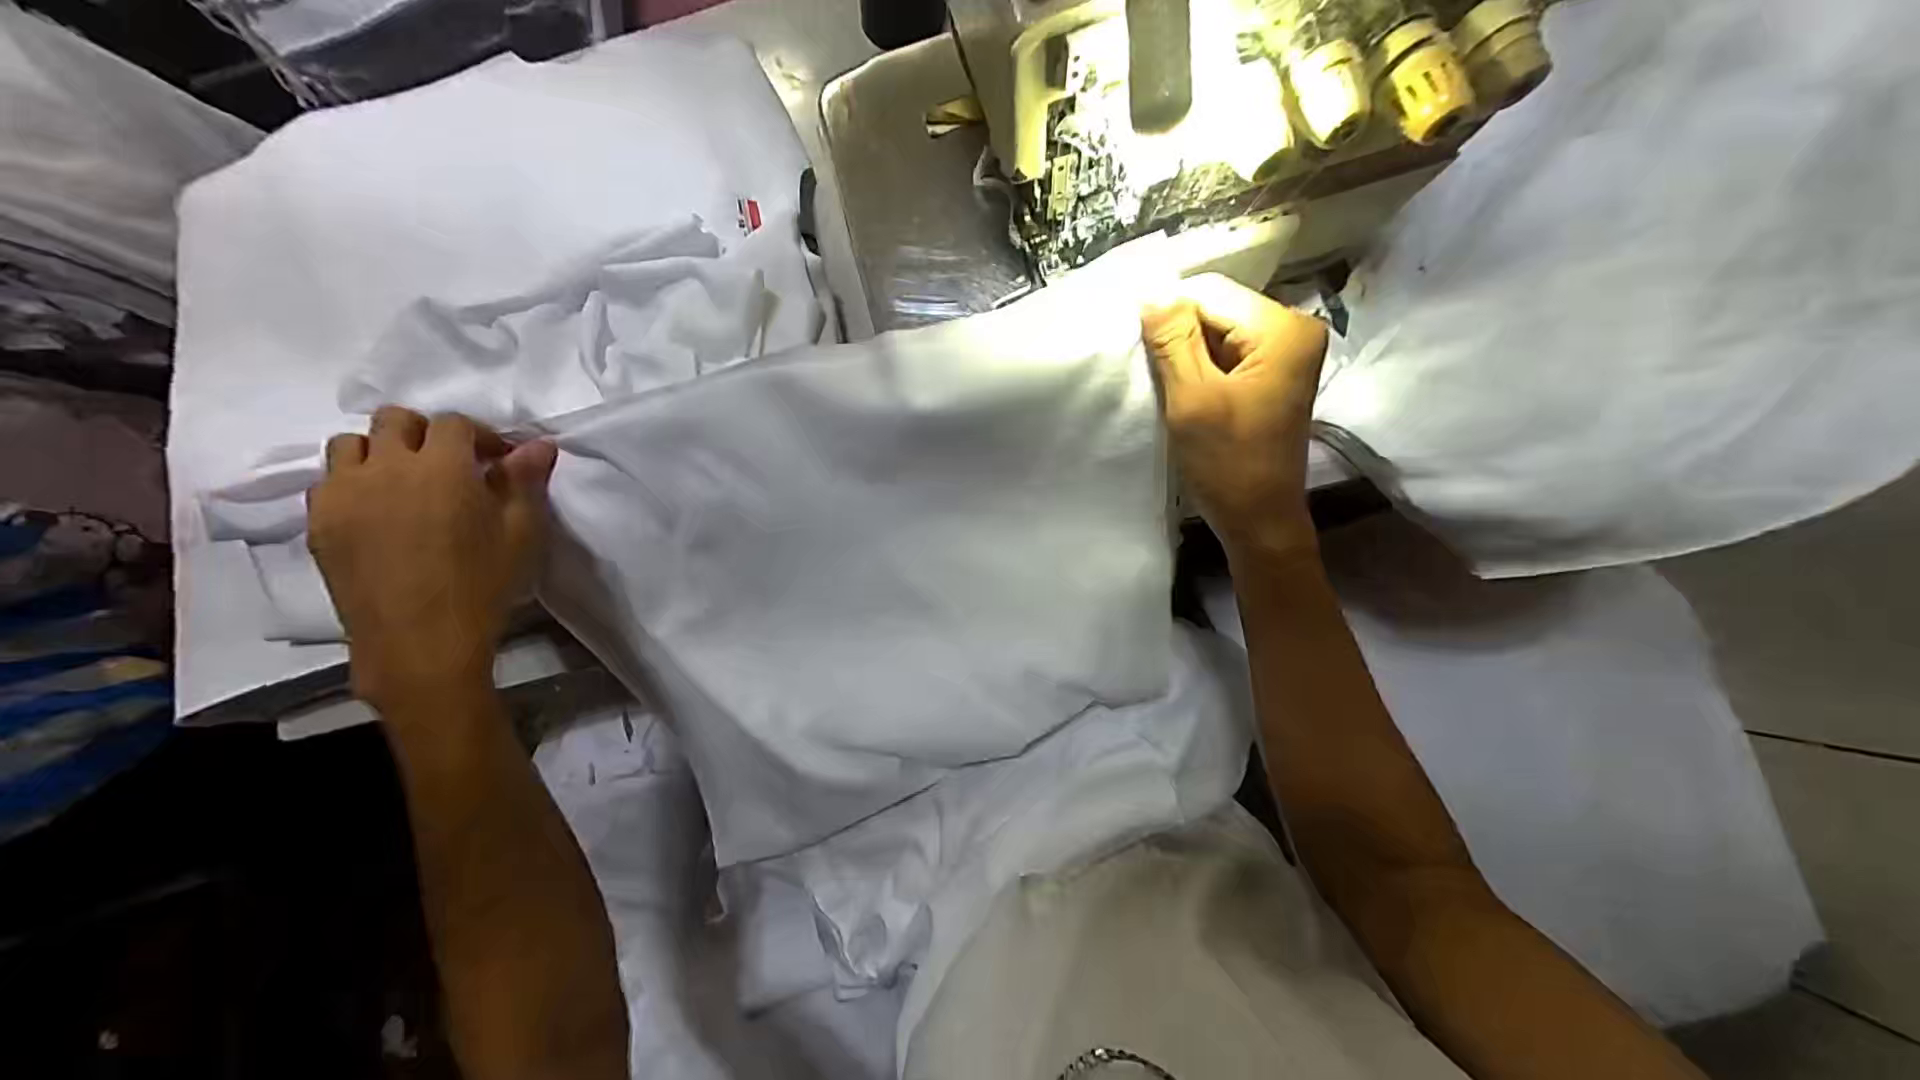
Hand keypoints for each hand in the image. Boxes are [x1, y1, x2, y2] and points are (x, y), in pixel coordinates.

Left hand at [308, 406, 557, 709]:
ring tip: (407, 483)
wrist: (421, 641)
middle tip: (452, 466)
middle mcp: (385, 467)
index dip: (480, 436)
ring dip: (382, 452)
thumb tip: (538, 444)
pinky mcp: (319, 521)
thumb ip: (525, 481)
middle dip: (427, 434)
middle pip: (396, 420)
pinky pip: (329, 481)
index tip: (499, 461)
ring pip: (352, 444)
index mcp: (442, 467)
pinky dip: (354, 482)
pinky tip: (379, 512)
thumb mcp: (522, 532)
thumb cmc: (483, 584)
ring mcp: (343, 493)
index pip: (454, 423)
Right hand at [1142, 274, 1328, 560]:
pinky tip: (1185, 390)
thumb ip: (1172, 341)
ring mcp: (1286, 351)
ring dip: (1186, 351)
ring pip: (1218, 329)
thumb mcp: (1191, 399)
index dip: (1168, 314)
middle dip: (1179, 333)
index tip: (1141, 349)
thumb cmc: (1227, 464)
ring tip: (1168, 384)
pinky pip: (1227, 351)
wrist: (1259, 519)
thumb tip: (1151, 292)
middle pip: (1217, 307)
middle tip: (1153, 370)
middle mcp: (1294, 328)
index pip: (1210, 293)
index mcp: (1283, 329)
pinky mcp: (1273, 372)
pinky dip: (1200, 365)